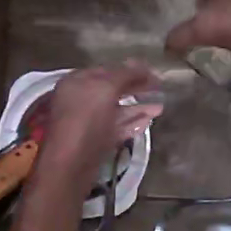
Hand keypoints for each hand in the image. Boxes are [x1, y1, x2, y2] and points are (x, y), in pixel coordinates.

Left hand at [35, 63, 162, 181]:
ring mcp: (86, 122)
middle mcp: (79, 100)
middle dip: (136, 89)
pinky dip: (131, 124)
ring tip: (160, 107)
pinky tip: (147, 123)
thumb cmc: (85, 120)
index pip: (107, 70)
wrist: (70, 165)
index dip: (130, 70)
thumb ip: (125, 75)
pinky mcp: (94, 142)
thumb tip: (141, 65)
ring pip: (115, 110)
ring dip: (137, 107)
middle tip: (159, 89)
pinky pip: (115, 128)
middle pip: (111, 90)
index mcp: (76, 82)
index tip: (153, 74)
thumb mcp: (106, 89)